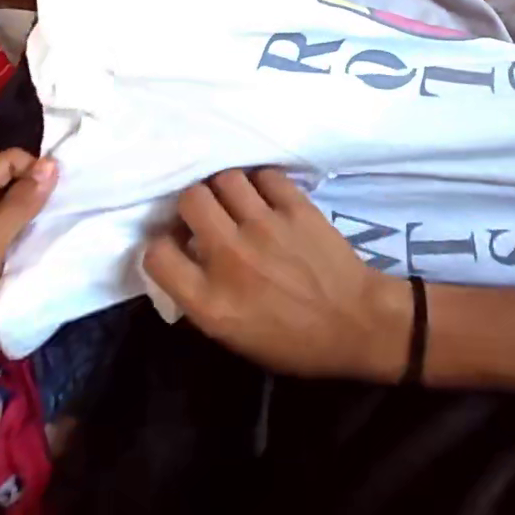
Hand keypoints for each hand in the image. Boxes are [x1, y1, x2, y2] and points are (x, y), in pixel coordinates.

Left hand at [0, 149, 56, 389]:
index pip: (8, 161)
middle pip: (6, 185)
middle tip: (64, 219)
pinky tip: (33, 258)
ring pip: (4, 216)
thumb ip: (19, 207)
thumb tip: (53, 164)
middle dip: (35, 199)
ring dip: (27, 226)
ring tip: (55, 238)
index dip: (37, 172)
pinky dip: (15, 247)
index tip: (64, 197)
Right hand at [142, 168, 411, 380]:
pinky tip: (266, 197)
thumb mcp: (233, 336)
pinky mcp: (295, 207)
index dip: (161, 245)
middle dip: (192, 205)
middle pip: (189, 199)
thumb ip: (199, 296)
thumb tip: (180, 256)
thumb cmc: (293, 340)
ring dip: (225, 189)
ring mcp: (265, 227)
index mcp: (212, 301)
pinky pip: (263, 175)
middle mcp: (231, 257)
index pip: (157, 254)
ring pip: (224, 178)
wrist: (357, 323)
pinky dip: (261, 183)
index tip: (176, 243)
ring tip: (236, 201)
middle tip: (206, 215)